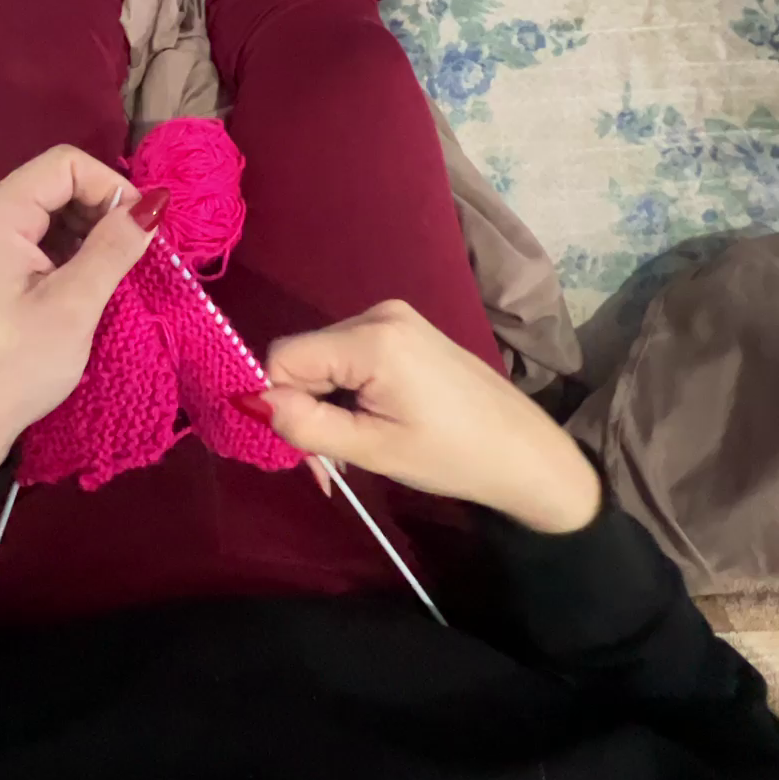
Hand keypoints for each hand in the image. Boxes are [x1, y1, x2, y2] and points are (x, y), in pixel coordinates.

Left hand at [0, 146, 167, 503]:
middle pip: (56, 182)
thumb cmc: (15, 366)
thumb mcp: (73, 305)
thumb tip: (155, 204)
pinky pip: (37, 237)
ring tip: (111, 275)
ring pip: (50, 210)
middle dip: (102, 209)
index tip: (142, 231)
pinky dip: (69, 250)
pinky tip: (85, 283)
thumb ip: (115, 247)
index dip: (112, 187)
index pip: (65, 164)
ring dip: (89, 232)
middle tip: (132, 256)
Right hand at [249, 300, 600, 533]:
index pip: (284, 356)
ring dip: (323, 404)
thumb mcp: (372, 449)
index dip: (275, 399)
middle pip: (304, 357)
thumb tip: (249, 401)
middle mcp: (377, 314)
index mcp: (372, 339)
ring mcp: (393, 318)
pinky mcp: (402, 330)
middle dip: (302, 408)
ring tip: (348, 450)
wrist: (529, 456)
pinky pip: (348, 355)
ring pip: (323, 358)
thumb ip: (305, 423)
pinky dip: (344, 391)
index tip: (295, 447)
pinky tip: (364, 423)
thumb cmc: (454, 457)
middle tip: (323, 465)